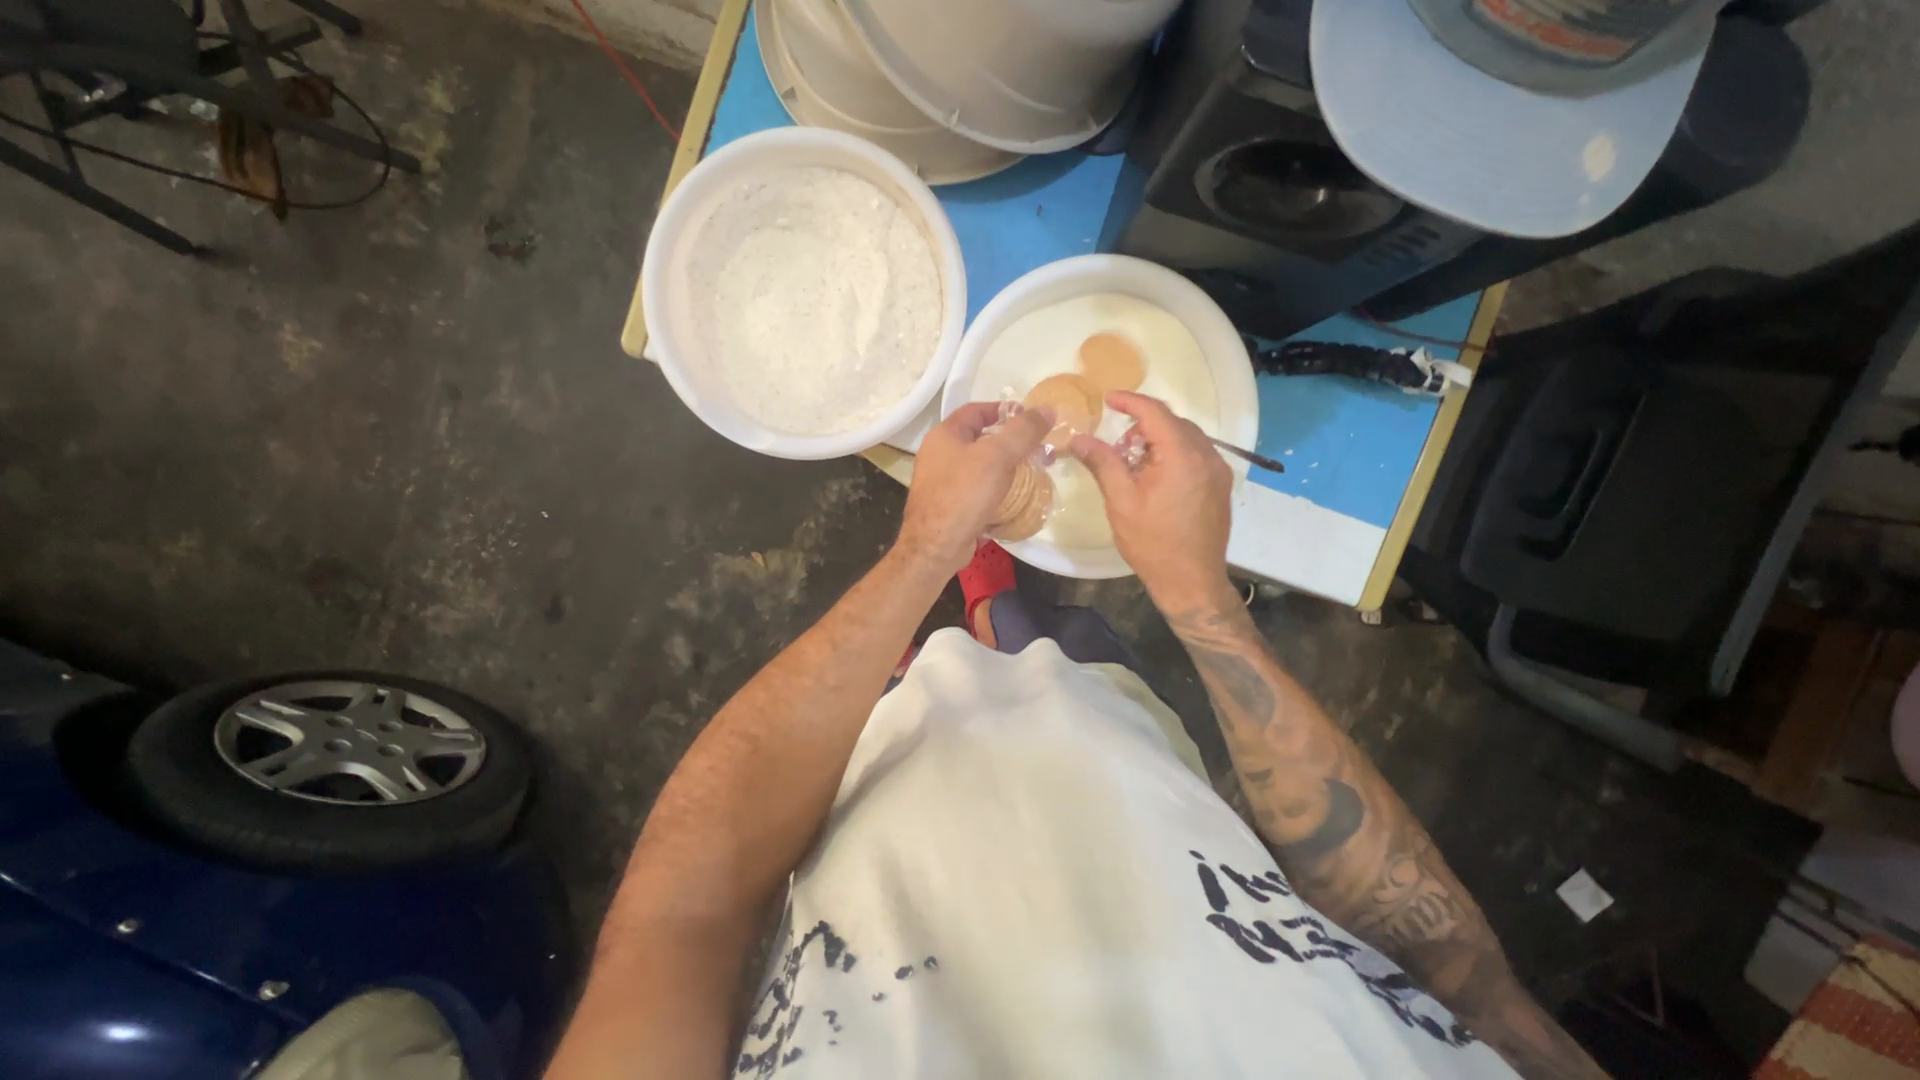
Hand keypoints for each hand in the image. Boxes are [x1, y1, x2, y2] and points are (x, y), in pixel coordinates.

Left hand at [897, 402, 1052, 575]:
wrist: (937, 546)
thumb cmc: (964, 493)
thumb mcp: (998, 456)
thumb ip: (1023, 431)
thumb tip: (1047, 410)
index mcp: (944, 435)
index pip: (976, 411)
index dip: (1003, 410)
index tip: (1030, 418)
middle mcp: (938, 455)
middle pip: (980, 440)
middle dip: (1010, 443)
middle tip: (1037, 450)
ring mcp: (941, 483)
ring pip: (980, 468)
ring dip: (1005, 469)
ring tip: (1033, 474)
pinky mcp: (949, 507)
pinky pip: (977, 492)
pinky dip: (996, 492)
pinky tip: (1015, 499)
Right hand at [1070, 391, 1233, 606]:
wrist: (1192, 581)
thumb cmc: (1153, 544)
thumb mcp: (1121, 502)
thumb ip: (1103, 463)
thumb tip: (1079, 438)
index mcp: (1182, 456)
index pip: (1155, 412)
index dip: (1130, 401)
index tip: (1107, 399)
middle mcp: (1207, 456)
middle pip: (1173, 423)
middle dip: (1143, 425)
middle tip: (1116, 446)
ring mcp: (1218, 471)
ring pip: (1186, 438)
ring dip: (1159, 440)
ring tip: (1133, 465)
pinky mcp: (1221, 485)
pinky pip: (1196, 455)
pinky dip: (1174, 454)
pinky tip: (1155, 477)